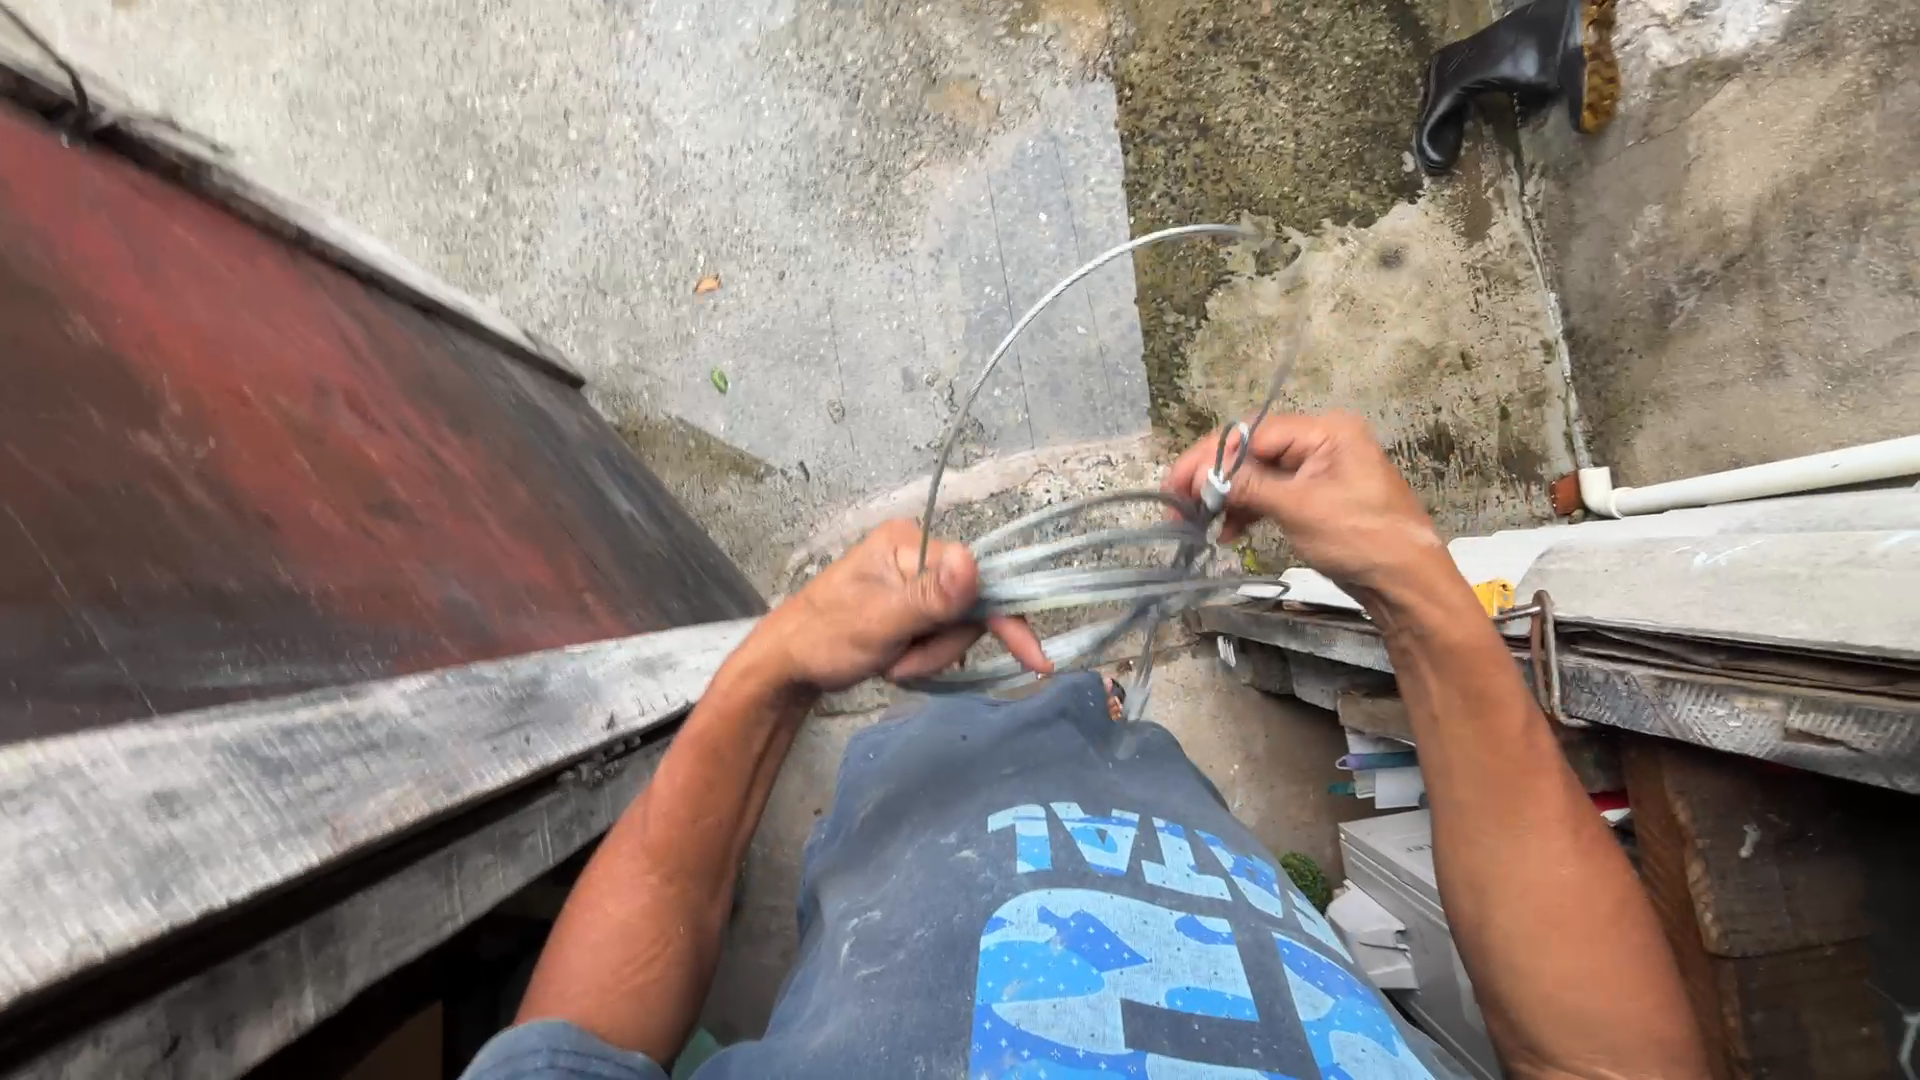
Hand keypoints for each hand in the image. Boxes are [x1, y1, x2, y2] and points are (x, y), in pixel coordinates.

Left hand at [751, 519, 1052, 692]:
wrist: (785, 665)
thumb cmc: (824, 638)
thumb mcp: (878, 621)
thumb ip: (929, 597)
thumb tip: (973, 562)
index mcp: (909, 541)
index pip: (976, 577)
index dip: (1002, 618)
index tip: (1034, 661)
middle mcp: (916, 553)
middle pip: (968, 606)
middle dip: (940, 646)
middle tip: (901, 663)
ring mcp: (913, 581)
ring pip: (955, 627)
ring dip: (928, 656)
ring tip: (889, 663)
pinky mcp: (910, 606)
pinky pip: (940, 634)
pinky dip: (924, 656)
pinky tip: (894, 661)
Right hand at [1163, 411, 1444, 592]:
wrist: (1405, 583)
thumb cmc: (1361, 538)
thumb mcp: (1298, 508)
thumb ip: (1247, 487)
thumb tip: (1200, 476)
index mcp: (1326, 432)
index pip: (1253, 434)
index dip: (1211, 457)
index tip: (1178, 482)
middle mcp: (1321, 443)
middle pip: (1251, 453)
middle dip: (1214, 478)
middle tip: (1177, 501)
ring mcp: (1317, 471)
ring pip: (1256, 476)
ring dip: (1226, 499)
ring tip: (1196, 521)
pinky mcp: (1313, 498)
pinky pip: (1269, 496)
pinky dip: (1247, 512)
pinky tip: (1228, 533)